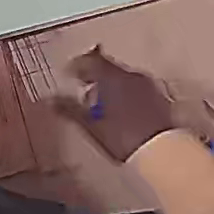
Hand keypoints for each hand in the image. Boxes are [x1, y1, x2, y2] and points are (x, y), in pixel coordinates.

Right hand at [49, 47, 176, 160]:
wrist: (164, 154)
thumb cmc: (123, 138)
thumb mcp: (90, 125)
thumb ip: (69, 109)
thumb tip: (50, 100)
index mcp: (112, 78)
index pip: (90, 60)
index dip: (76, 65)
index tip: (68, 74)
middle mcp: (131, 76)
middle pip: (107, 67)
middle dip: (93, 75)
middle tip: (82, 87)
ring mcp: (148, 86)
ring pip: (122, 77)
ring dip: (109, 84)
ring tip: (101, 102)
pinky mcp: (160, 98)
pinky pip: (136, 88)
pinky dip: (125, 93)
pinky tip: (121, 110)